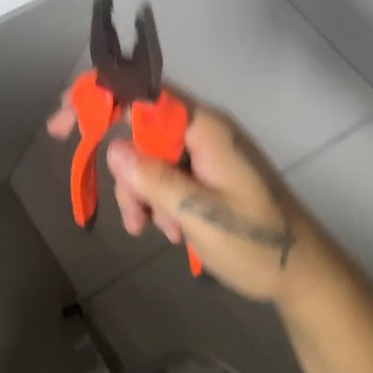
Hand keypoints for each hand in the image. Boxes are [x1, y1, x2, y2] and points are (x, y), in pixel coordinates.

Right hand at [48, 94, 326, 304]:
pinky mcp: (208, 173)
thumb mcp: (201, 216)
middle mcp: (203, 130)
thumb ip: (154, 180)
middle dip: (125, 170)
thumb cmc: (259, 245)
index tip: (64, 122)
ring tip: (153, 231)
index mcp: (205, 128)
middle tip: (121, 208)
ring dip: (141, 192)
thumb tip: (113, 150)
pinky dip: (156, 199)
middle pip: (139, 130)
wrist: (307, 278)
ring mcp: (205, 152)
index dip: (98, 100)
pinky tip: (165, 231)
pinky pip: (165, 174)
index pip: (142, 94)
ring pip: (148, 157)